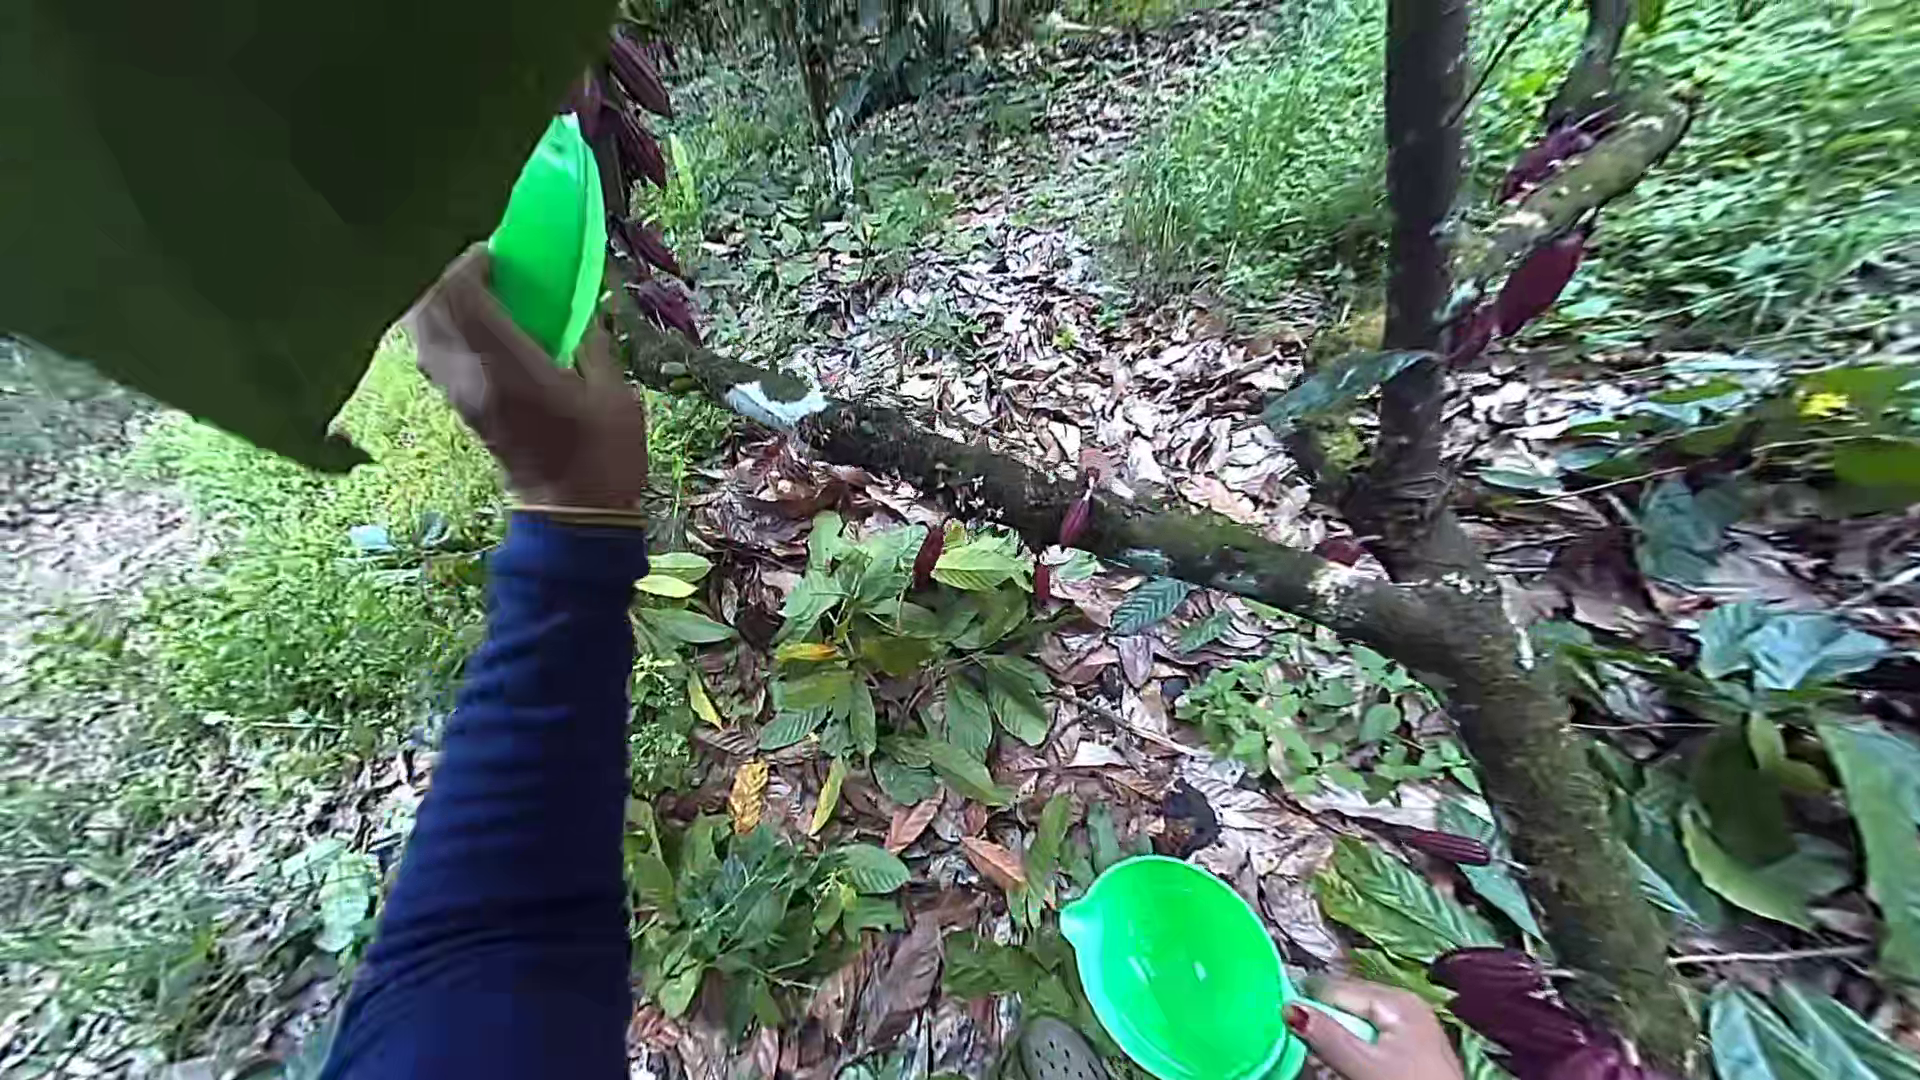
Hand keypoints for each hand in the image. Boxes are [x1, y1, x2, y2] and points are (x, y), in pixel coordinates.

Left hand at [405, 245, 647, 509]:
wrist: (575, 512)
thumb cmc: (605, 455)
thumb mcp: (616, 397)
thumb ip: (594, 346)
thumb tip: (584, 309)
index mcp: (510, 366)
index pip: (458, 290)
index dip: (470, 260)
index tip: (502, 255)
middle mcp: (469, 373)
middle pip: (426, 301)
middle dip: (448, 274)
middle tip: (490, 271)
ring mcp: (457, 391)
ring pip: (421, 325)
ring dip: (443, 300)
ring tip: (484, 297)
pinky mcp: (459, 405)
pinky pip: (432, 348)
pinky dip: (446, 326)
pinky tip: (482, 332)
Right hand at [1286, 978, 1464, 1079]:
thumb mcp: (1367, 1070)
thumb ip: (1328, 1036)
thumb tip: (1287, 1007)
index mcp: (1397, 998)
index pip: (1333, 988)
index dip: (1310, 1008)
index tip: (1290, 1026)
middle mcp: (1405, 1001)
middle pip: (1344, 1001)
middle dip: (1326, 1024)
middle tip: (1312, 1050)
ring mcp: (1413, 1024)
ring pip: (1355, 1019)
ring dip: (1339, 1039)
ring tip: (1333, 1062)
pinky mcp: (1415, 1047)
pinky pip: (1371, 1034)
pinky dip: (1357, 1048)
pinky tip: (1354, 1066)